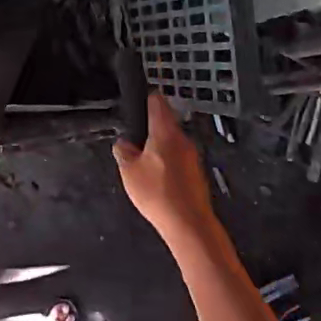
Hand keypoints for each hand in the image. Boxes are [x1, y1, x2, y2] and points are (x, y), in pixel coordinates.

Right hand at [113, 93, 216, 243]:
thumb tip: (123, 144)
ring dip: (159, 148)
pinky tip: (159, 180)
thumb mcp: (129, 172)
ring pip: (172, 142)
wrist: (188, 222)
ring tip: (144, 166)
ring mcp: (192, 155)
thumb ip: (124, 152)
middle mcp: (182, 138)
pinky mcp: (196, 172)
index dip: (147, 98)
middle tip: (135, 141)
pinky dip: (168, 164)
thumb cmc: (158, 194)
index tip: (140, 100)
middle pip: (165, 123)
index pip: (157, 102)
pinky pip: (179, 159)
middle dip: (150, 129)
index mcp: (165, 131)